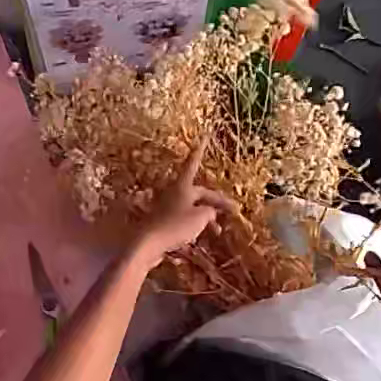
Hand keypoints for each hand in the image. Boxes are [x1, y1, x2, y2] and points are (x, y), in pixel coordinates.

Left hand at [132, 142, 231, 260]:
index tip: (205, 136)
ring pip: (192, 209)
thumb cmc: (175, 226)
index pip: (193, 164)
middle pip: (199, 193)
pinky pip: (183, 220)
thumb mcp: (200, 217)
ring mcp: (167, 208)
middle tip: (232, 211)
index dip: (200, 151)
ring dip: (206, 218)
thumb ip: (209, 211)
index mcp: (183, 186)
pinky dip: (194, 226)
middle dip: (215, 203)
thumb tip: (209, 212)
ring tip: (218, 231)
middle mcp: (174, 193)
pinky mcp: (163, 223)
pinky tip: (200, 237)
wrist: (148, 244)